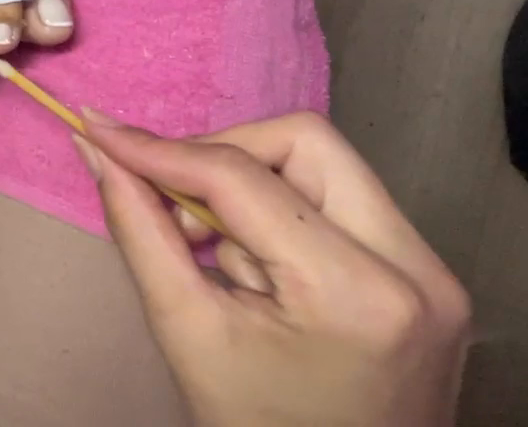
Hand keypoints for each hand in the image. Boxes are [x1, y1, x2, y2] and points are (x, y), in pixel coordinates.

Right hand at [76, 111, 471, 426]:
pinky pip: (336, 197)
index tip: (95, 130)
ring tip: (213, 248)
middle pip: (302, 142)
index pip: (239, 176)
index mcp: (358, 292)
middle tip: (175, 208)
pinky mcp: (427, 277)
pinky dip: (275, 205)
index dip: (157, 148)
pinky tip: (252, 261)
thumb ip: (136, 224)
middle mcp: (417, 268)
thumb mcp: (183, 326)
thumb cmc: (254, 425)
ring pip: (320, 161)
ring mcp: (434, 272)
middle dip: (219, 155)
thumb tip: (94, 146)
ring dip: (246, 182)